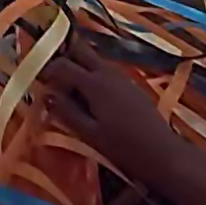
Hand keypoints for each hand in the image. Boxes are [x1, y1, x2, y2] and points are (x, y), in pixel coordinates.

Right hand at [41, 38, 186, 179]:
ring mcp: (120, 76)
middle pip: (79, 49)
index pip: (63, 64)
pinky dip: (92, 74)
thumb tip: (46, 95)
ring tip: (70, 88)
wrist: (165, 155)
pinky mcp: (130, 84)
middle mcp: (106, 71)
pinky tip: (92, 97)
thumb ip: (67, 111)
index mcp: (93, 83)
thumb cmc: (125, 147)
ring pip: (93, 58)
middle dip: (63, 55)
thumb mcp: (90, 134)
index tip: (39, 81)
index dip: (48, 69)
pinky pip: (104, 69)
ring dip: (78, 65)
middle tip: (53, 74)